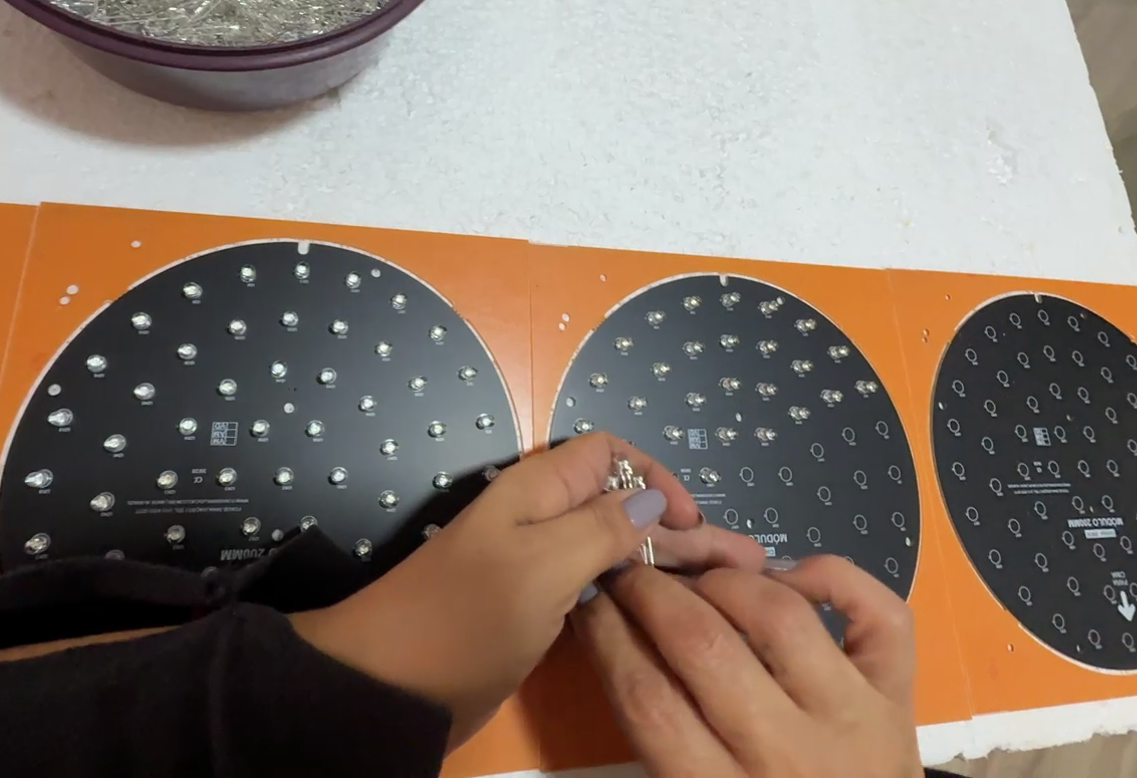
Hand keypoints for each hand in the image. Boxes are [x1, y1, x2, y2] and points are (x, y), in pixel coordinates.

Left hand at [288, 433, 765, 748]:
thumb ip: (599, 526)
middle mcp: (544, 513)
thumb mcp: (540, 565)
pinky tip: (670, 610)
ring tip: (725, 587)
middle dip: (679, 524)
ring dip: (665, 557)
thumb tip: (650, 499)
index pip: (609, 452)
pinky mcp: (538, 600)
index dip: (654, 476)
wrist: (394, 684)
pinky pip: (597, 580)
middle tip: (743, 562)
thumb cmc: (467, 616)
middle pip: (621, 500)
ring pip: (614, 542)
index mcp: (541, 487)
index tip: (692, 522)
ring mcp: (540, 559)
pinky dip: (635, 587)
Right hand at [571, 556, 921, 777]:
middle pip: (705, 646)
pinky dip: (832, 575)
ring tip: (705, 578)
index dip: (608, 633)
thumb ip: (655, 723)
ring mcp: (856, 720)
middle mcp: (792, 757)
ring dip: (726, 579)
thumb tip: (610, 621)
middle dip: (652, 590)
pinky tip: (792, 576)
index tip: (591, 594)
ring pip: (781, 615)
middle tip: (631, 569)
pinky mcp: (900, 695)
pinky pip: (878, 613)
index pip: (649, 700)